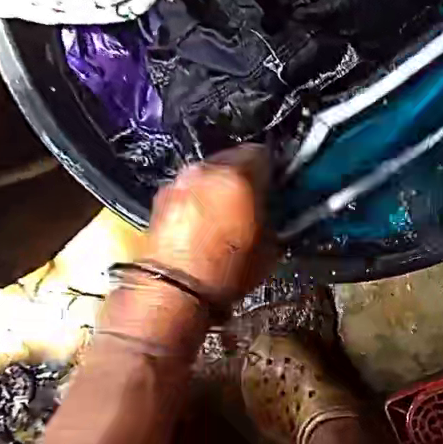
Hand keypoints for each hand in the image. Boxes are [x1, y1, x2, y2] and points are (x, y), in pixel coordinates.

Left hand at [143, 145, 271, 302]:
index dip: (276, 169)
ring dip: (222, 186)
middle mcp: (205, 169)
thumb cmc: (229, 268)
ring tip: (231, 212)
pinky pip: (191, 188)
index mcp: (237, 175)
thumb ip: (277, 214)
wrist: (175, 290)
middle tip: (258, 199)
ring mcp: (179, 181)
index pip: (263, 153)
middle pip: (233, 158)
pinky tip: (208, 221)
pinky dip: (202, 198)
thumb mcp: (271, 243)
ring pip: (210, 173)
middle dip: (247, 175)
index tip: (281, 185)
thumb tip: (281, 207)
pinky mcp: (161, 197)